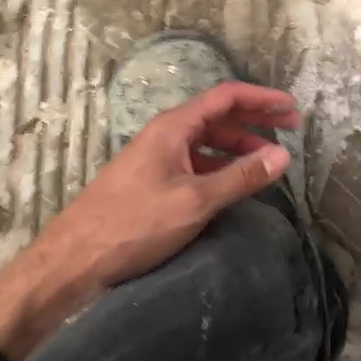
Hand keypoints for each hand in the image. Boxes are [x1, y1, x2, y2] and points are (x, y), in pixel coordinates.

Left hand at [0, 82, 300, 360]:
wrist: (68, 265)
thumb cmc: (132, 225)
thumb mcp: (193, 202)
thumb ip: (240, 177)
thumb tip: (283, 155)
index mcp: (174, 126)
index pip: (227, 96)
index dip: (262, 97)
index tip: (292, 107)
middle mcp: (166, 134)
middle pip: (219, 115)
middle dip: (257, 118)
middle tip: (291, 127)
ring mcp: (157, 158)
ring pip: (208, 140)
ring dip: (241, 144)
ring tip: (268, 159)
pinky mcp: (151, 182)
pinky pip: (196, 161)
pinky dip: (222, 165)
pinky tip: (234, 182)